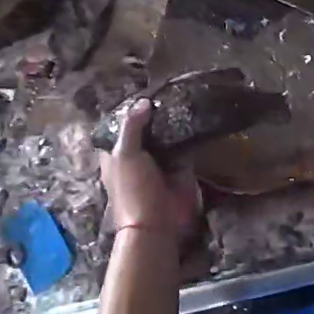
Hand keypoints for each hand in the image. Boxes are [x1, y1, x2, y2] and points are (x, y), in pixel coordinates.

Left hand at [101, 100, 201, 240]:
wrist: (157, 224)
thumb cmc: (133, 189)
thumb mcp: (126, 154)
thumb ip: (132, 127)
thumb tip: (144, 101)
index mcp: (116, 152)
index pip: (120, 124)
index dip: (129, 109)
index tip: (144, 90)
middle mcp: (137, 153)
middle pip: (146, 126)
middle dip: (156, 112)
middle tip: (170, 89)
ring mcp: (159, 159)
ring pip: (166, 133)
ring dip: (174, 120)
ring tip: (185, 95)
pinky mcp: (180, 166)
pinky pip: (185, 144)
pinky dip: (190, 133)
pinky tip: (197, 113)